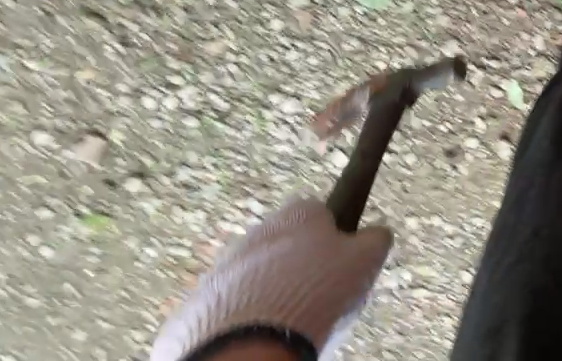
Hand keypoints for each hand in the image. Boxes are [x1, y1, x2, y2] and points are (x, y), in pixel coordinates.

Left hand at [151, 198, 392, 360]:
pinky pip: (219, 317)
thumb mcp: (367, 259)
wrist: (246, 354)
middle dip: (294, 270)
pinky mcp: (186, 316)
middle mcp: (254, 234)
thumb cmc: (317, 296)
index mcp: (297, 215)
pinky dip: (234, 329)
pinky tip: (253, 346)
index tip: (338, 266)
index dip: (331, 238)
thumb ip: (375, 238)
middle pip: (281, 249)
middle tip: (315, 302)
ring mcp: (214, 275)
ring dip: (264, 299)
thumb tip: (373, 234)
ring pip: (249, 283)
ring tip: (284, 330)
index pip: (318, 213)